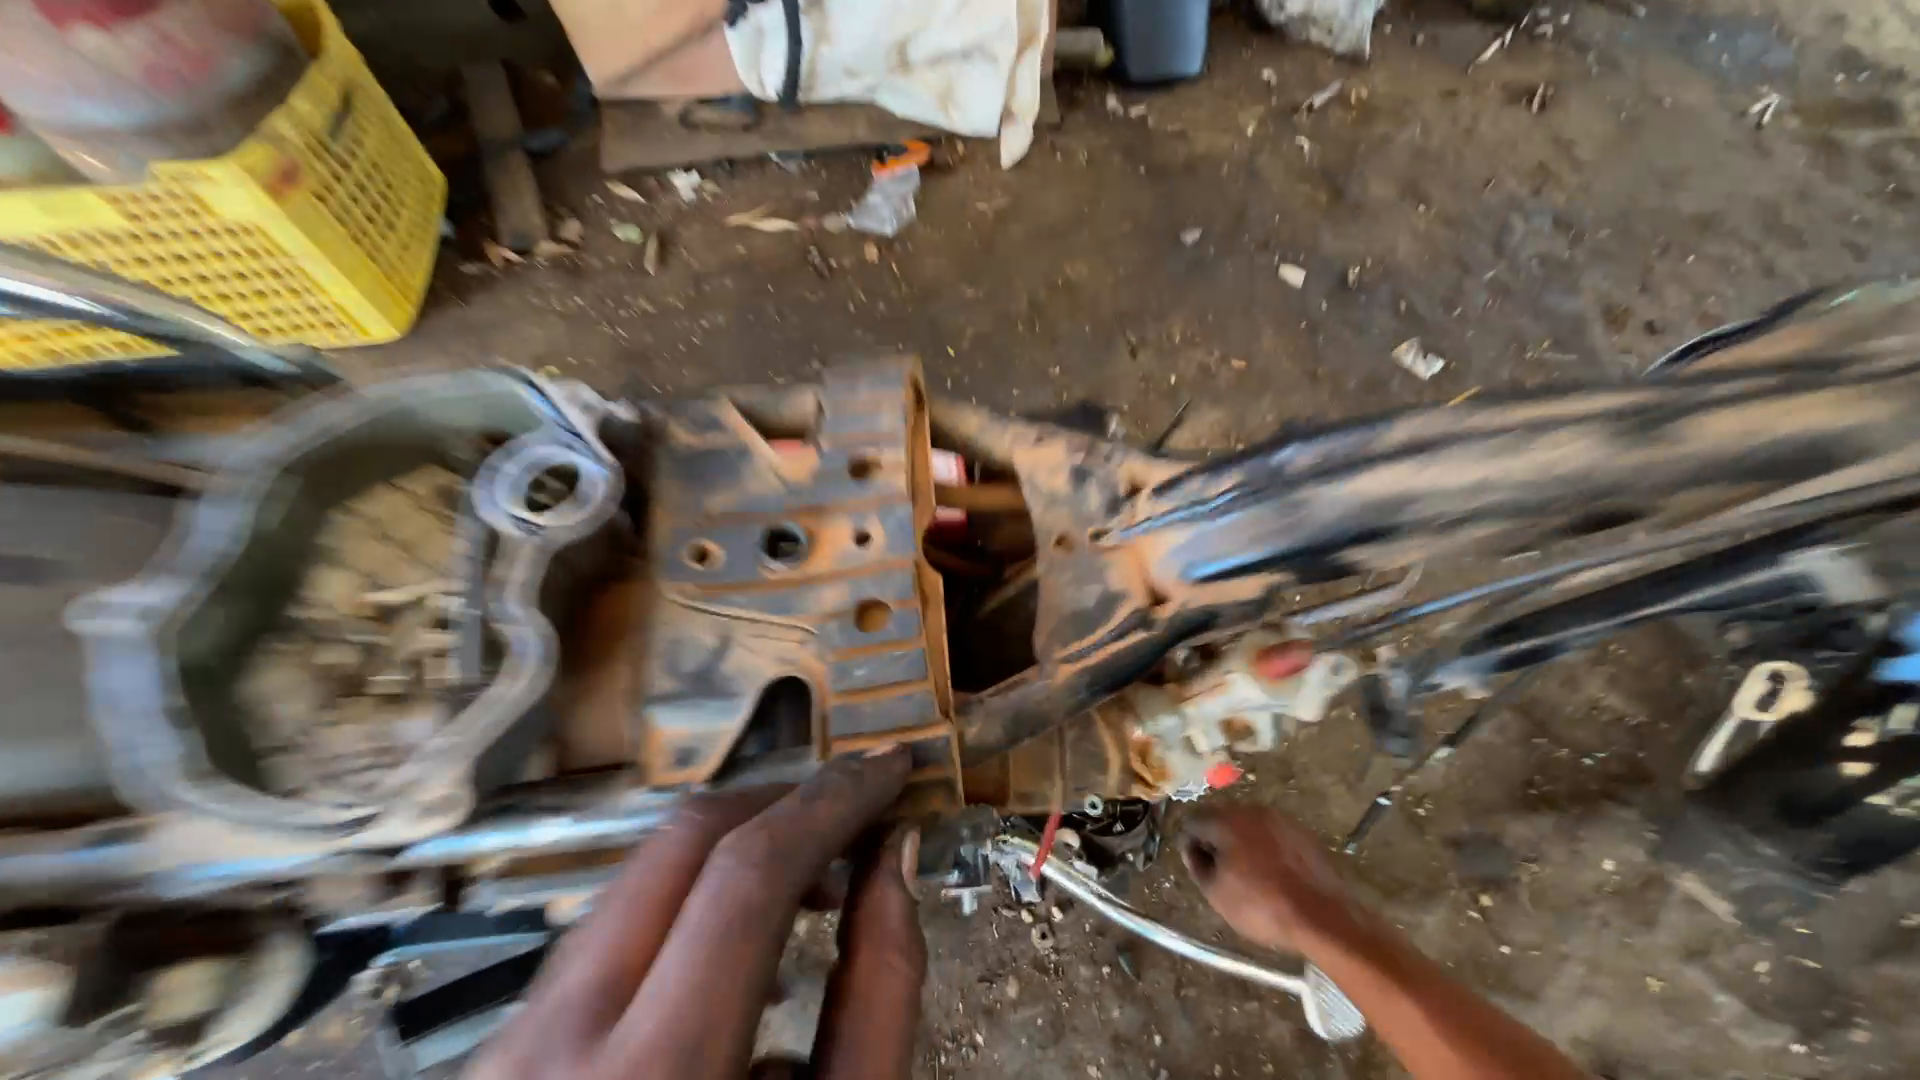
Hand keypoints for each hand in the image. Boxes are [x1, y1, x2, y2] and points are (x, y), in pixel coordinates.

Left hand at [465, 748, 922, 1079]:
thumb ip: (880, 991)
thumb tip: (893, 858)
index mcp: (653, 1078)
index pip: (746, 874)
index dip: (833, 801)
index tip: (891, 769)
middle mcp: (554, 1041)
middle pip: (681, 843)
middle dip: (787, 802)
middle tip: (862, 806)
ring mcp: (511, 1041)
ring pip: (642, 876)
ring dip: (741, 852)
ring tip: (821, 875)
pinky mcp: (506, 1045)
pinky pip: (615, 929)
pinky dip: (695, 905)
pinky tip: (747, 942)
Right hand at [1178, 805, 1360, 951]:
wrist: (1322, 917)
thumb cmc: (1261, 906)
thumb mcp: (1216, 892)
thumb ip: (1196, 865)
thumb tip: (1193, 849)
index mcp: (1225, 821)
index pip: (1193, 821)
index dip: (1190, 844)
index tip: (1198, 866)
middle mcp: (1251, 810)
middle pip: (1221, 817)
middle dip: (1215, 839)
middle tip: (1220, 870)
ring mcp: (1280, 819)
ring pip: (1248, 825)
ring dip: (1241, 842)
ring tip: (1247, 873)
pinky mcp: (1301, 832)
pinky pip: (1271, 834)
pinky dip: (1264, 846)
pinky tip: (1272, 872)